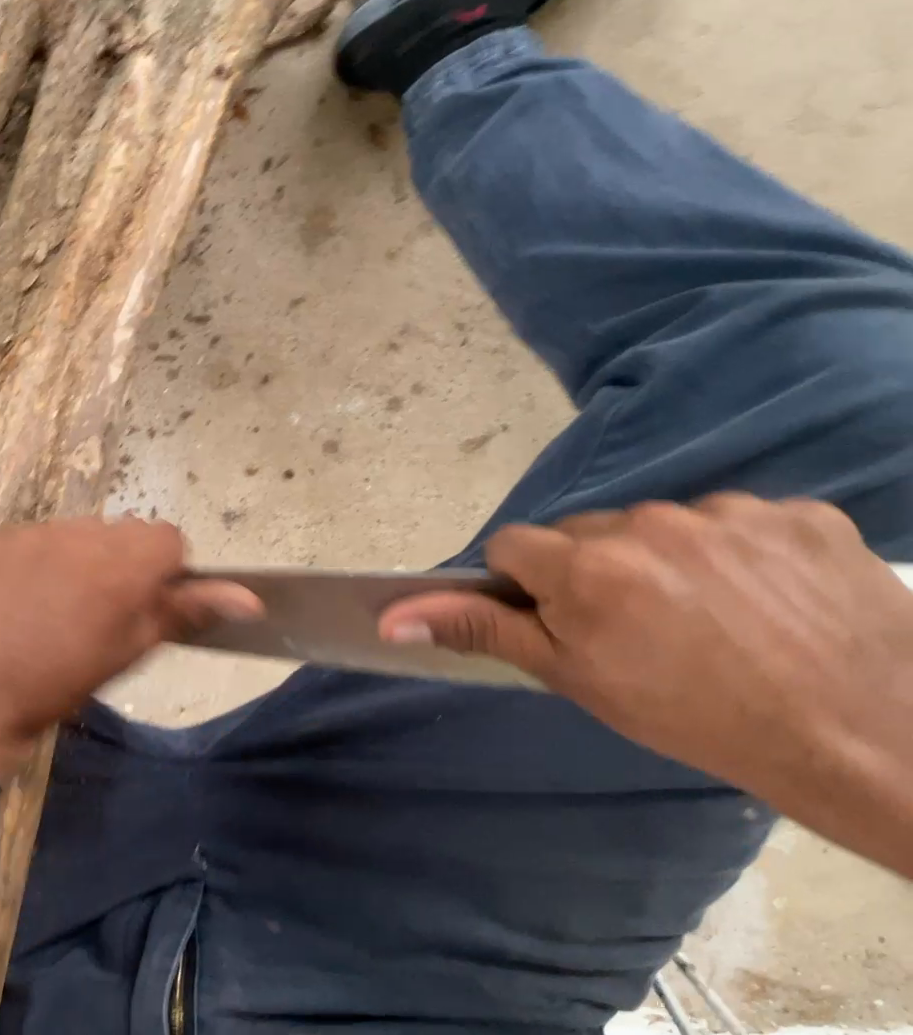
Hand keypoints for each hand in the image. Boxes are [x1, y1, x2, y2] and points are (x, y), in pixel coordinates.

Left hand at [0, 517, 262, 776]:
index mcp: (124, 564)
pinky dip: (36, 560)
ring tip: (56, 606)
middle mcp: (81, 535)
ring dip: (78, 558)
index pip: (168, 538)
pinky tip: (23, 597)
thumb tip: (250, 597)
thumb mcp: (131, 651)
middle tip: (99, 610)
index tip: (143, 603)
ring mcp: (33, 533)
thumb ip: (187, 610)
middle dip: (120, 562)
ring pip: (77, 533)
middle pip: (122, 532)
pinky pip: (33, 538)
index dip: (163, 572)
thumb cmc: (62, 681)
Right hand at [378, 495, 912, 807]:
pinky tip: (769, 599)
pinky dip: (741, 553)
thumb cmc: (694, 717)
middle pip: (587, 533)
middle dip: (595, 570)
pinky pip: (740, 522)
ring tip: (713, 617)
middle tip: (636, 628)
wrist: (870, 739)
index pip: (515, 546)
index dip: (527, 584)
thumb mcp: (572, 678)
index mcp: (585, 566)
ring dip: (667, 559)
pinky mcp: (801, 514)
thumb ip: (481, 630)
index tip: (561, 619)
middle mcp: (648, 523)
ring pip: (662, 525)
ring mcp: (731, 514)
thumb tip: (389, 617)